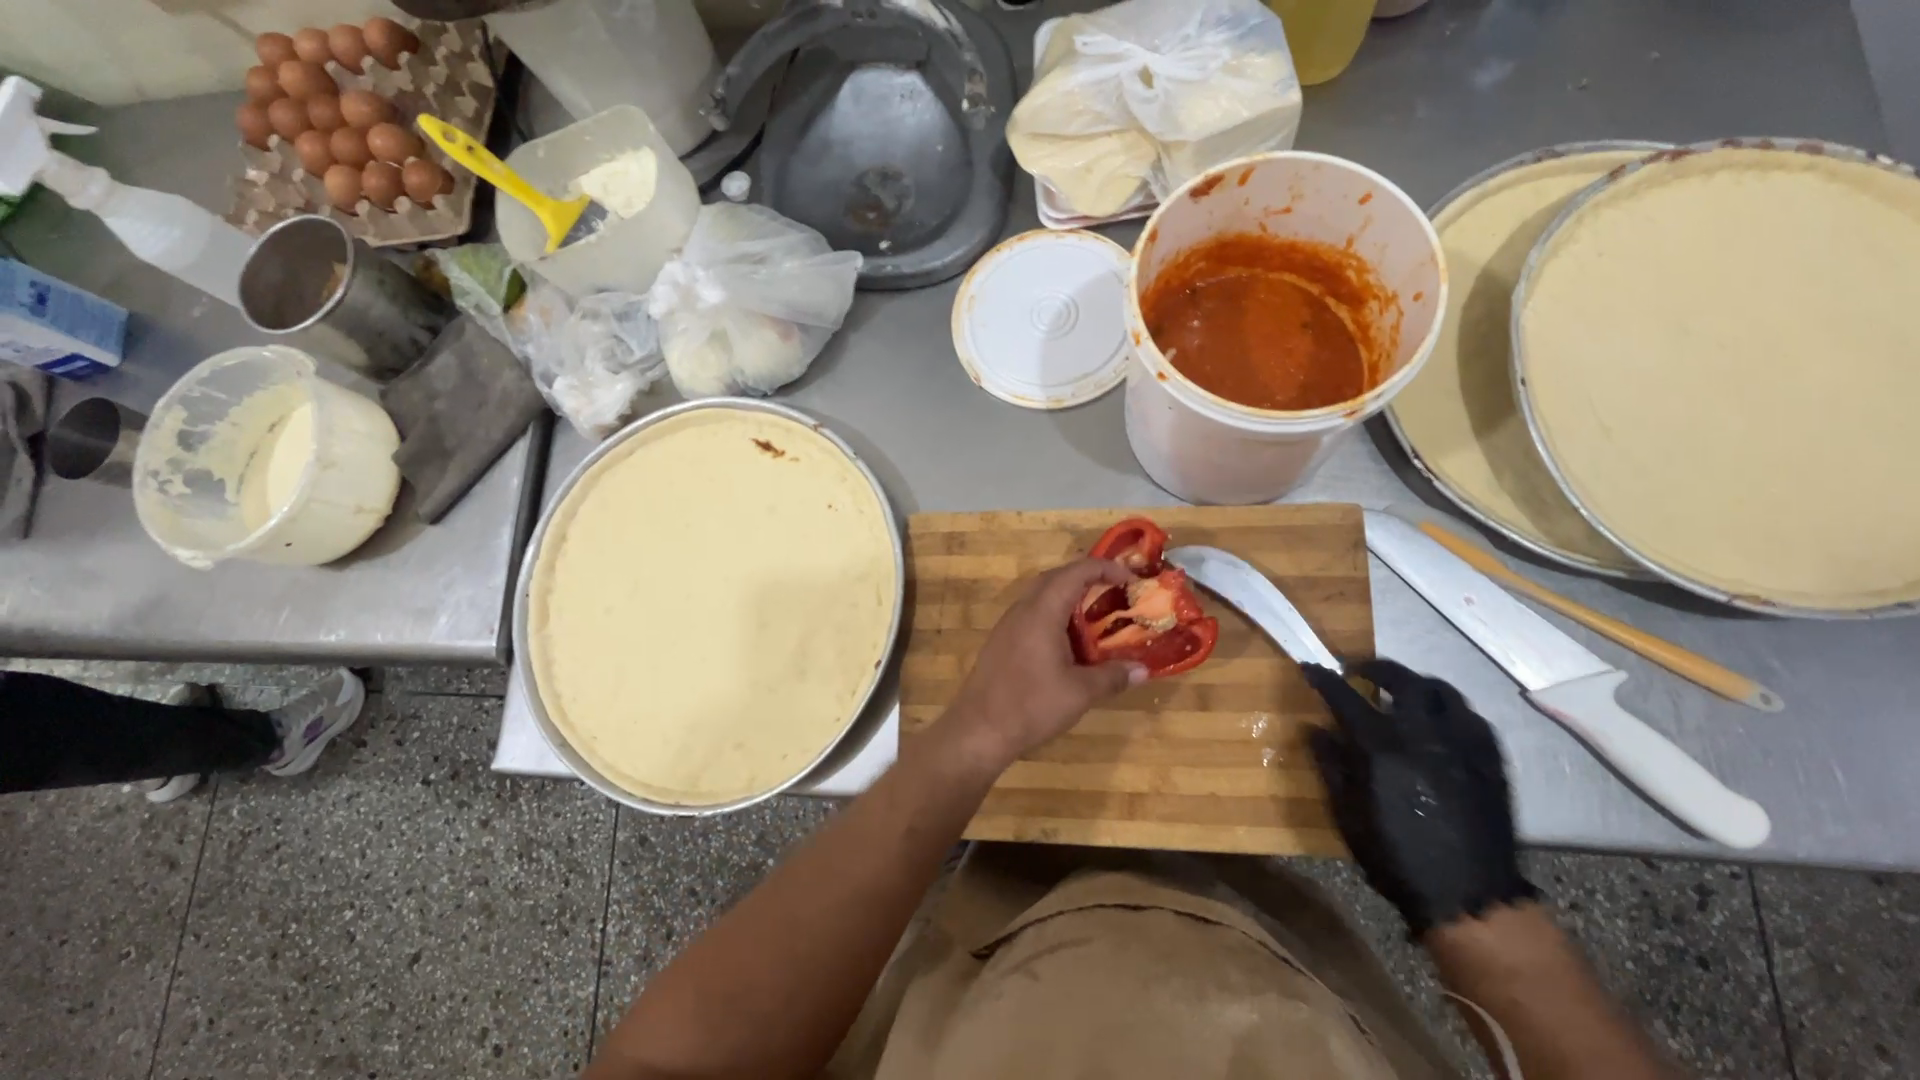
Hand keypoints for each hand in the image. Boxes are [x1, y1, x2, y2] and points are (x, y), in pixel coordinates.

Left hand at [941, 559, 1148, 772]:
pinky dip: (1054, 616)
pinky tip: (1069, 643)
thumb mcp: (1080, 693)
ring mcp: (1007, 626)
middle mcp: (1022, 610)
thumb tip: (1143, 670)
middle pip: (1055, 578)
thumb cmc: (1031, 706)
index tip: (1129, 578)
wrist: (978, 730)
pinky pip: (1031, 615)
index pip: (1075, 572)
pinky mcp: (1001, 643)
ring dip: (1068, 598)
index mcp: (1042, 611)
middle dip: (1086, 578)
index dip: (1104, 568)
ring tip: (1096, 616)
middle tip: (1114, 591)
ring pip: (1041, 597)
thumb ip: (1112, 676)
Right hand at [1302, 659, 1537, 938]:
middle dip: (1378, 667)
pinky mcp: (1491, 757)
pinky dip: (1449, 708)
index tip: (1312, 668)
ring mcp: (1464, 743)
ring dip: (1417, 684)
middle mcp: (1425, 734)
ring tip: (1403, 691)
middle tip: (1362, 670)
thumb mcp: (1349, 816)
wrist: (1468, 893)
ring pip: (1443, 691)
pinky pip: (1470, 715)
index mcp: (1384, 749)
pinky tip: (1440, 721)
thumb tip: (1315, 729)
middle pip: (1404, 680)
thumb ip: (1331, 766)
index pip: (1348, 698)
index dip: (1326, 680)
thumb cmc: (1396, 858)